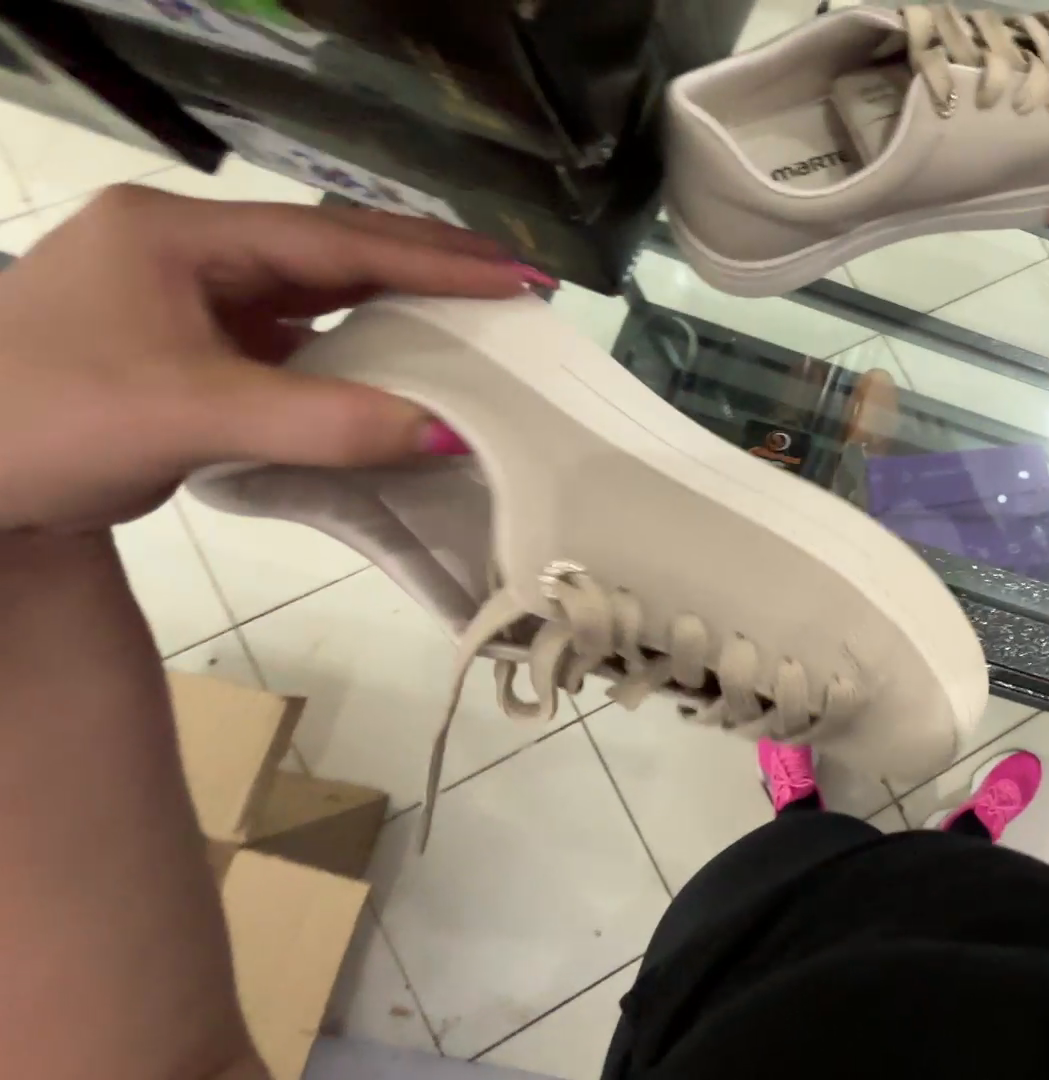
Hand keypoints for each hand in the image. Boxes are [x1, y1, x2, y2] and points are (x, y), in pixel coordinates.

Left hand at [0, 186, 531, 532]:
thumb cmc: (36, 423)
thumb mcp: (189, 416)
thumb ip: (328, 422)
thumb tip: (453, 434)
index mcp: (178, 236)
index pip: (336, 241)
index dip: (439, 261)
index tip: (522, 277)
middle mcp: (192, 248)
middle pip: (340, 244)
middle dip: (436, 258)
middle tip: (521, 276)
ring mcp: (196, 291)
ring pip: (329, 281)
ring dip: (409, 291)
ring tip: (483, 300)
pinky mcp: (204, 336)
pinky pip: (312, 323)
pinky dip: (374, 332)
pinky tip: (410, 342)